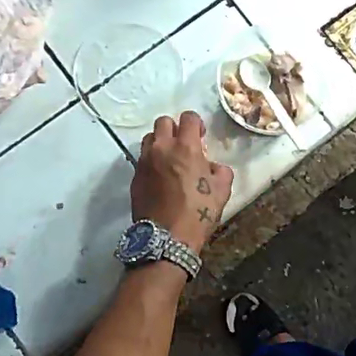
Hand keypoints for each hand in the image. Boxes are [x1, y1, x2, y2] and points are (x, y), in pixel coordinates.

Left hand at [133, 111, 233, 251]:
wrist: (166, 238)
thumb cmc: (198, 213)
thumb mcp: (222, 191)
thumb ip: (220, 170)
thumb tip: (211, 166)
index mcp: (186, 147)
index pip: (188, 117)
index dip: (196, 124)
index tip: (200, 137)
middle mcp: (162, 148)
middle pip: (163, 122)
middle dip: (174, 129)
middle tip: (183, 146)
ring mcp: (144, 161)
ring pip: (149, 138)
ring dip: (160, 143)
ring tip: (169, 160)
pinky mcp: (134, 176)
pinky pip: (142, 159)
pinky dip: (151, 161)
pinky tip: (159, 178)